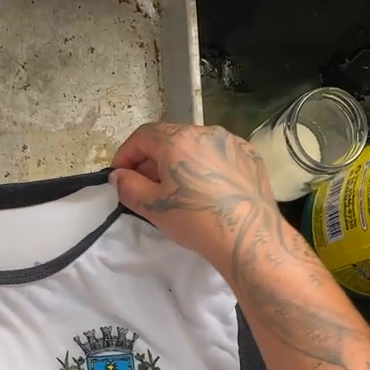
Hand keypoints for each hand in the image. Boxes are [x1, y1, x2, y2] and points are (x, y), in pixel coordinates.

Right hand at [110, 123, 278, 271]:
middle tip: (146, 187)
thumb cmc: (196, 220)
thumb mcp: (154, 207)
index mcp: (178, 140)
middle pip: (170, 138)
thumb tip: (119, 176)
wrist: (248, 237)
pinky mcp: (250, 157)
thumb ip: (129, 187)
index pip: (143, 136)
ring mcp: (232, 142)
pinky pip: (219, 156)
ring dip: (179, 163)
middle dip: (152, 160)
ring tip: (177, 190)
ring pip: (195, 146)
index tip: (121, 176)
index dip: (126, 154)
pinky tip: (206, 191)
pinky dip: (205, 167)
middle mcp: (206, 132)